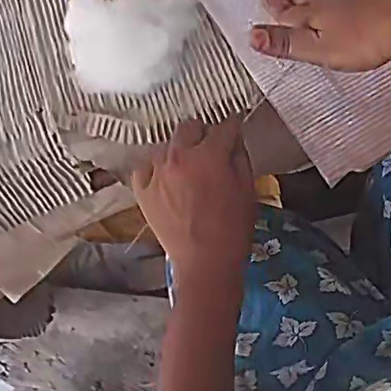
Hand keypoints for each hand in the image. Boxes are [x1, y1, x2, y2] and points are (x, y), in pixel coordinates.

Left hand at [132, 118, 256, 299]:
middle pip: (189, 127)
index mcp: (210, 155)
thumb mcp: (248, 191)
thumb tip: (233, 141)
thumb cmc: (232, 230)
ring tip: (188, 168)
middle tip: (211, 149)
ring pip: (166, 146)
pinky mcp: (142, 190)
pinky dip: (157, 169)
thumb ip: (240, 159)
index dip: (233, 128)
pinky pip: (146, 167)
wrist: (205, 264)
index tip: (235, 131)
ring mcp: (157, 172)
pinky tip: (167, 180)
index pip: (224, 126)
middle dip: (203, 133)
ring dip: (179, 151)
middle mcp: (179, 156)